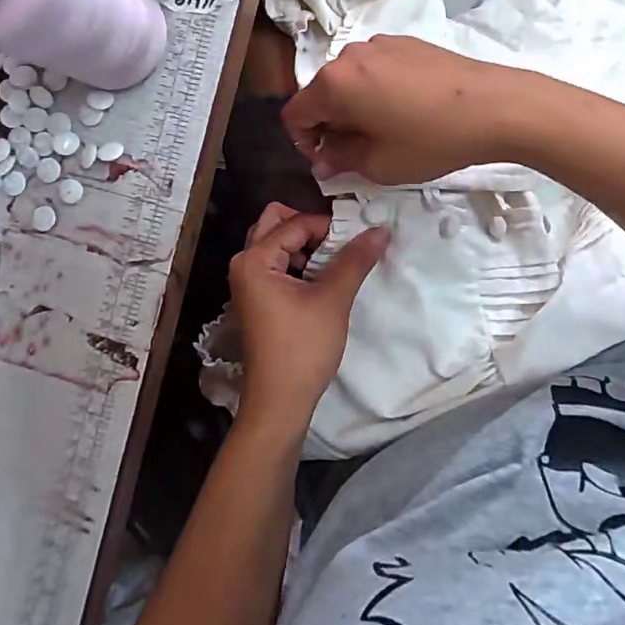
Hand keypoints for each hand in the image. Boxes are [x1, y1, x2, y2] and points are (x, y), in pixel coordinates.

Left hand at [228, 203, 387, 430]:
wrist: (279, 401)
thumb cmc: (302, 348)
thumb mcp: (332, 300)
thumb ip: (354, 260)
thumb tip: (380, 230)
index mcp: (254, 259)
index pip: (293, 224)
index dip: (327, 226)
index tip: (358, 236)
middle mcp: (244, 263)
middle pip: (275, 223)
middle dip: (309, 227)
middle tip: (339, 244)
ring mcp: (247, 280)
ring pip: (275, 243)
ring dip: (304, 245)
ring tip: (334, 261)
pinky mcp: (256, 296)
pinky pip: (275, 263)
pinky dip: (297, 262)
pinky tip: (321, 278)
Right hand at [281, 35, 520, 185]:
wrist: (496, 106)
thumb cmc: (432, 140)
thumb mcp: (379, 164)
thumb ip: (339, 160)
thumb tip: (323, 160)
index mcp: (334, 84)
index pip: (295, 113)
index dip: (303, 142)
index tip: (327, 160)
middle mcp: (348, 57)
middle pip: (321, 93)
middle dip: (330, 123)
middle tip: (357, 149)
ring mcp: (378, 45)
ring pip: (348, 80)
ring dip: (353, 105)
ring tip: (386, 128)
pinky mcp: (405, 42)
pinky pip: (374, 69)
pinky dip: (376, 89)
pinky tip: (407, 108)